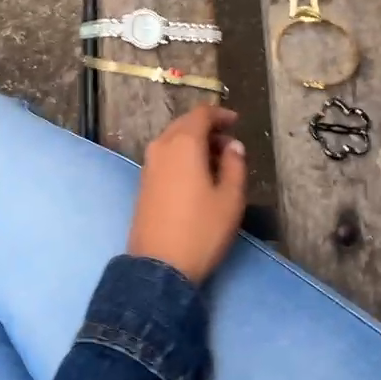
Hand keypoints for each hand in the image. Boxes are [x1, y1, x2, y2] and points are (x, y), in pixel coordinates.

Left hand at [127, 105, 247, 283]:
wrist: (159, 265)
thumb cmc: (200, 230)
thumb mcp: (230, 200)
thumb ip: (235, 166)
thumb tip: (234, 146)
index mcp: (184, 143)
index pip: (201, 114)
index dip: (220, 114)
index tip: (236, 122)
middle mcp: (162, 145)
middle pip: (185, 124)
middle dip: (208, 129)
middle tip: (230, 145)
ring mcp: (149, 163)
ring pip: (174, 139)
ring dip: (195, 142)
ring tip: (217, 162)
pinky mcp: (144, 180)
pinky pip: (166, 154)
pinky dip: (182, 155)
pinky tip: (197, 175)